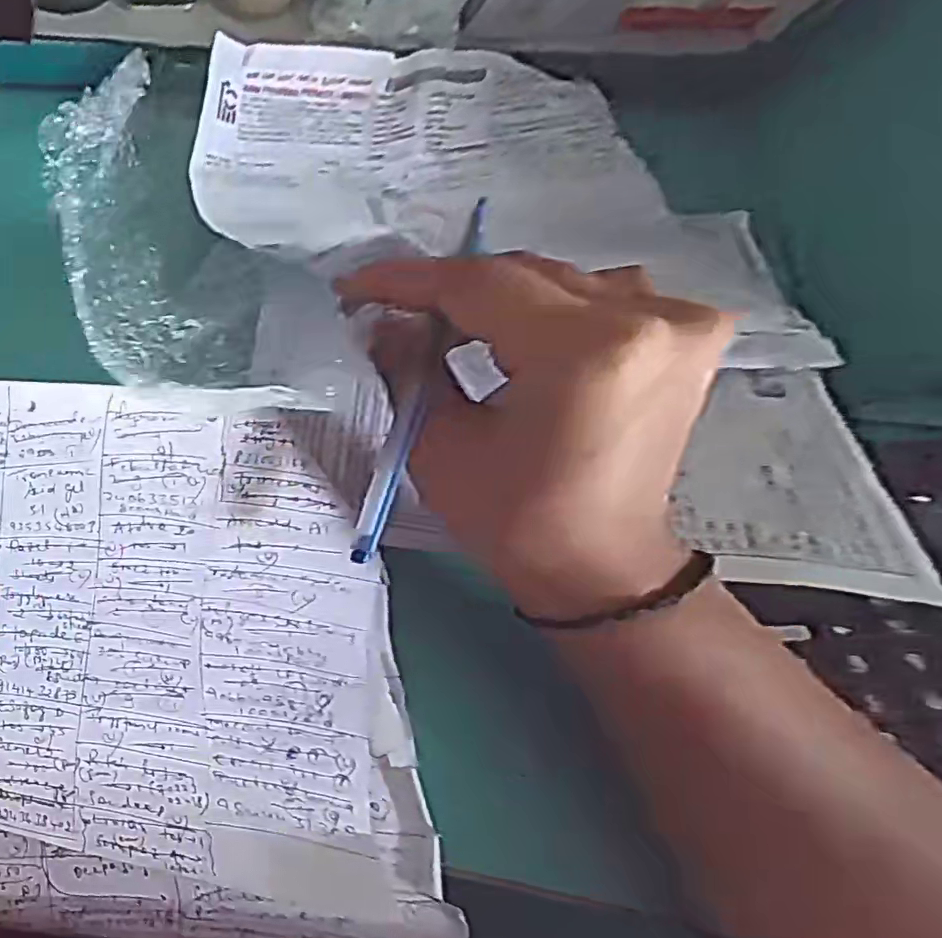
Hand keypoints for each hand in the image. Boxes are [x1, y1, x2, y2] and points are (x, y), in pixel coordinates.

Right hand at [336, 255, 734, 619]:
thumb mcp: (438, 443)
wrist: (594, 558)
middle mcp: (648, 318)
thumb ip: (411, 370)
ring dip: (488, 296)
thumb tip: (384, 324)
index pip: (480, 287)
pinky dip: (537, 305)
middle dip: (443, 289)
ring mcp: (682, 319)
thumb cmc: (508, 515)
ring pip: (556, 278)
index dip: (407, 281)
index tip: (354, 285)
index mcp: (585, 351)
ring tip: (437, 325)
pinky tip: (505, 332)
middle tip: (383, 307)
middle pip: (521, 273)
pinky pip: (595, 293)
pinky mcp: (690, 331)